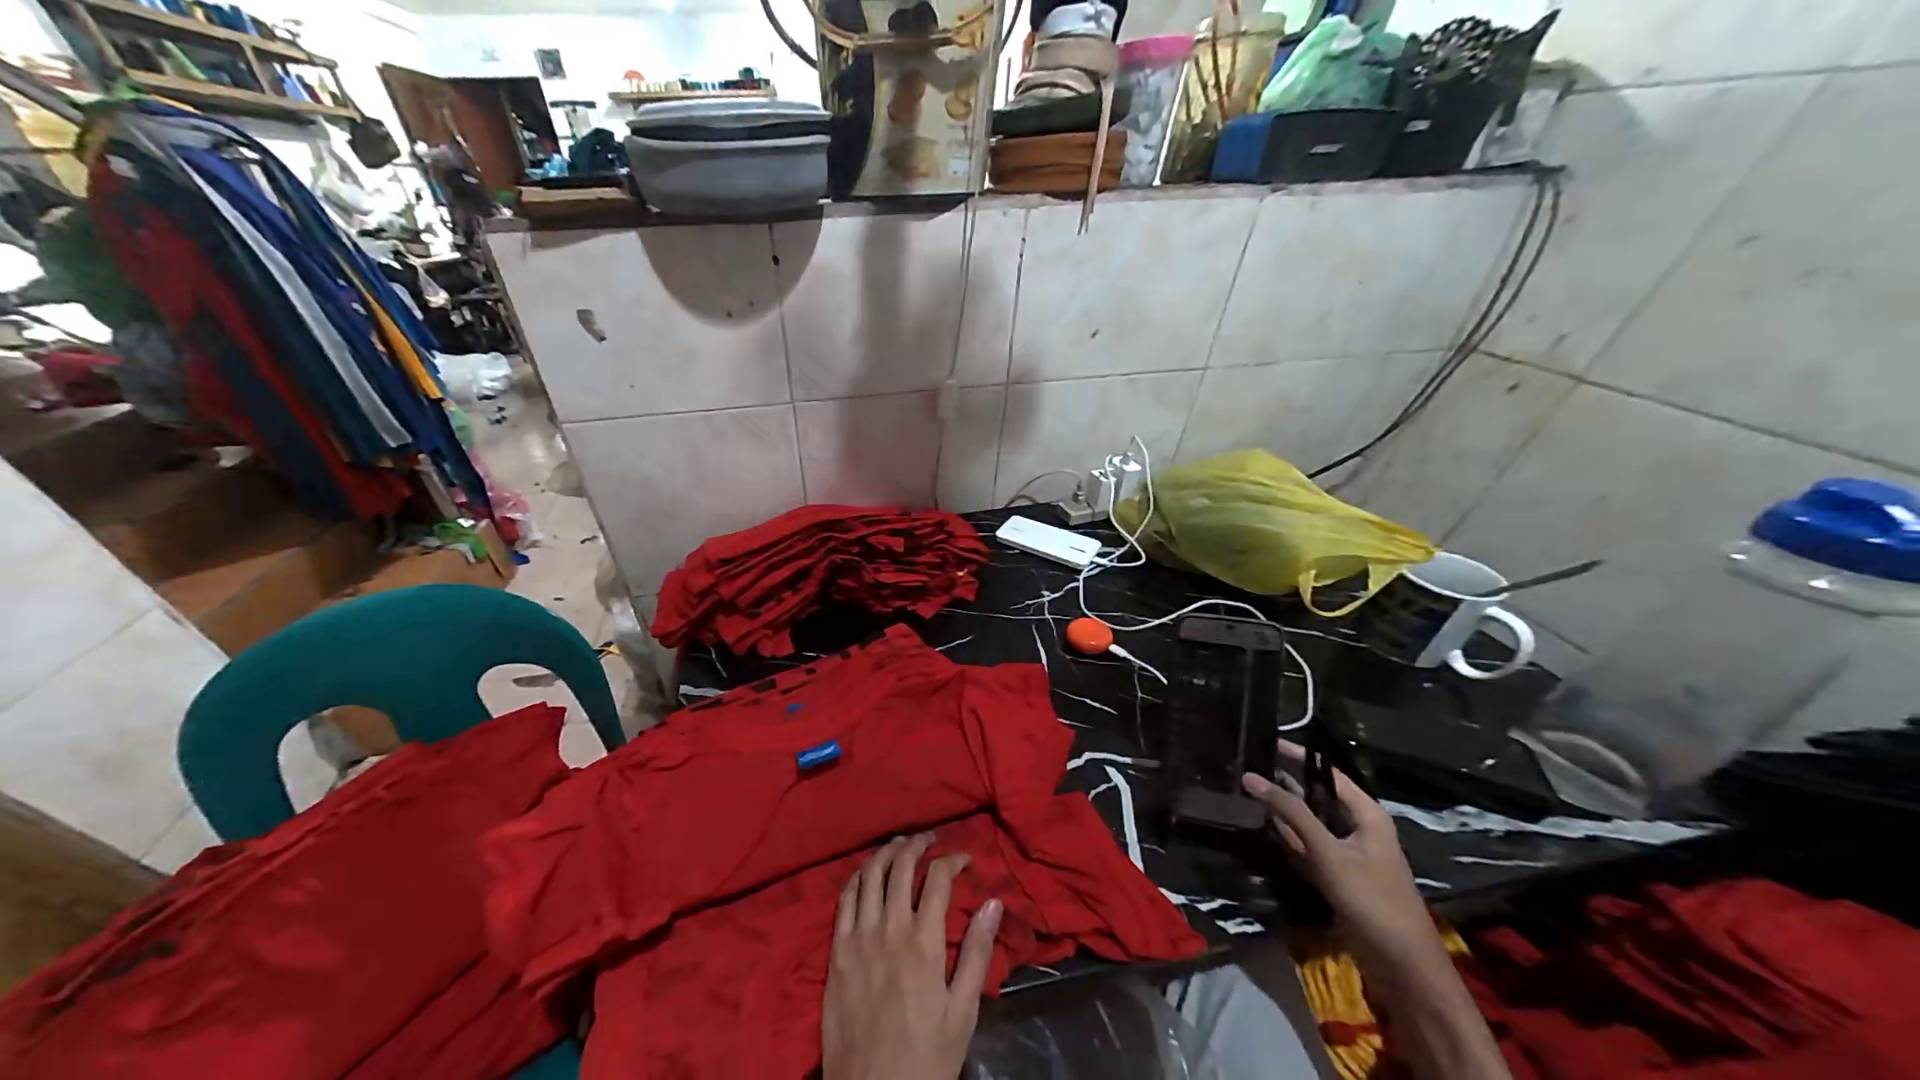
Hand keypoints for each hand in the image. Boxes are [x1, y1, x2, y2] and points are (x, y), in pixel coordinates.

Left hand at [822, 833, 1003, 1079]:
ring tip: (900, 845)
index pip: (937, 878)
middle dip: (917, 844)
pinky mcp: (835, 952)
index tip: (964, 858)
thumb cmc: (926, 1055)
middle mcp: (888, 928)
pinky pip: (843, 900)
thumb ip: (976, 952)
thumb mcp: (962, 1010)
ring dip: (886, 853)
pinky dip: (857, 877)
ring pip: (869, 875)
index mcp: (923, 941)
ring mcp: (857, 938)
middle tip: (930, 840)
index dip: (953, 859)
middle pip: (900, 866)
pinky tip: (866, 873)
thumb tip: (993, 903)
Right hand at [1243, 740, 1433, 973]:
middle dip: (1286, 781)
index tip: (1266, 741)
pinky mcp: (1336, 875)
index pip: (1328, 772)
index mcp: (1367, 814)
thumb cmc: (1371, 899)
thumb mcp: (1328, 852)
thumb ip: (1290, 813)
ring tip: (1246, 790)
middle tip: (1248, 764)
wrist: (1401, 964)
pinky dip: (1286, 836)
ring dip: (1283, 809)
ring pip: (1309, 821)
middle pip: (1317, 796)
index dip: (1298, 756)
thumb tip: (1252, 777)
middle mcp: (1358, 827)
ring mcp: (1347, 852)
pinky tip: (1261, 827)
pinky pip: (1307, 846)